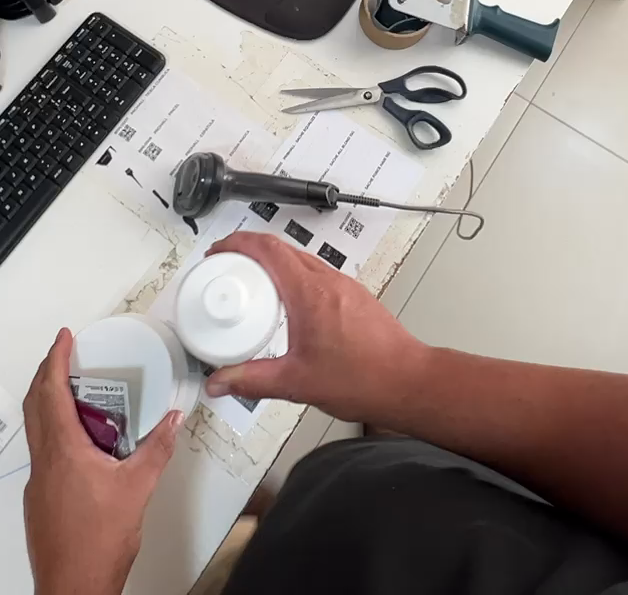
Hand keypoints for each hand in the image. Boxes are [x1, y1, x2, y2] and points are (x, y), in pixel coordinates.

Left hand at [23, 328, 181, 594]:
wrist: (73, 589)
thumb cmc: (99, 543)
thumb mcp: (138, 487)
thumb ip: (157, 447)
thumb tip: (172, 419)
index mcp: (63, 451)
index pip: (51, 392)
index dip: (55, 360)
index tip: (63, 338)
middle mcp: (44, 462)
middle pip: (34, 405)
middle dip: (46, 373)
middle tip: (64, 355)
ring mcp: (37, 482)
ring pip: (36, 429)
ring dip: (50, 402)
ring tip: (77, 391)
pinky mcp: (40, 499)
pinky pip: (43, 451)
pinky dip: (56, 430)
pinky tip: (81, 442)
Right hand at [202, 230, 431, 423]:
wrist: (407, 382)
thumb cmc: (364, 378)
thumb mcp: (296, 383)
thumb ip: (252, 381)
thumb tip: (220, 382)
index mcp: (310, 293)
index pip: (269, 249)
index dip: (238, 243)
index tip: (220, 251)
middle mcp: (328, 281)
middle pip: (283, 248)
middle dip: (250, 251)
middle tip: (228, 265)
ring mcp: (343, 285)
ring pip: (301, 259)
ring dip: (274, 263)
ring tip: (253, 284)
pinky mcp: (353, 296)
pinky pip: (317, 273)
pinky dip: (294, 277)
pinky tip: (287, 304)